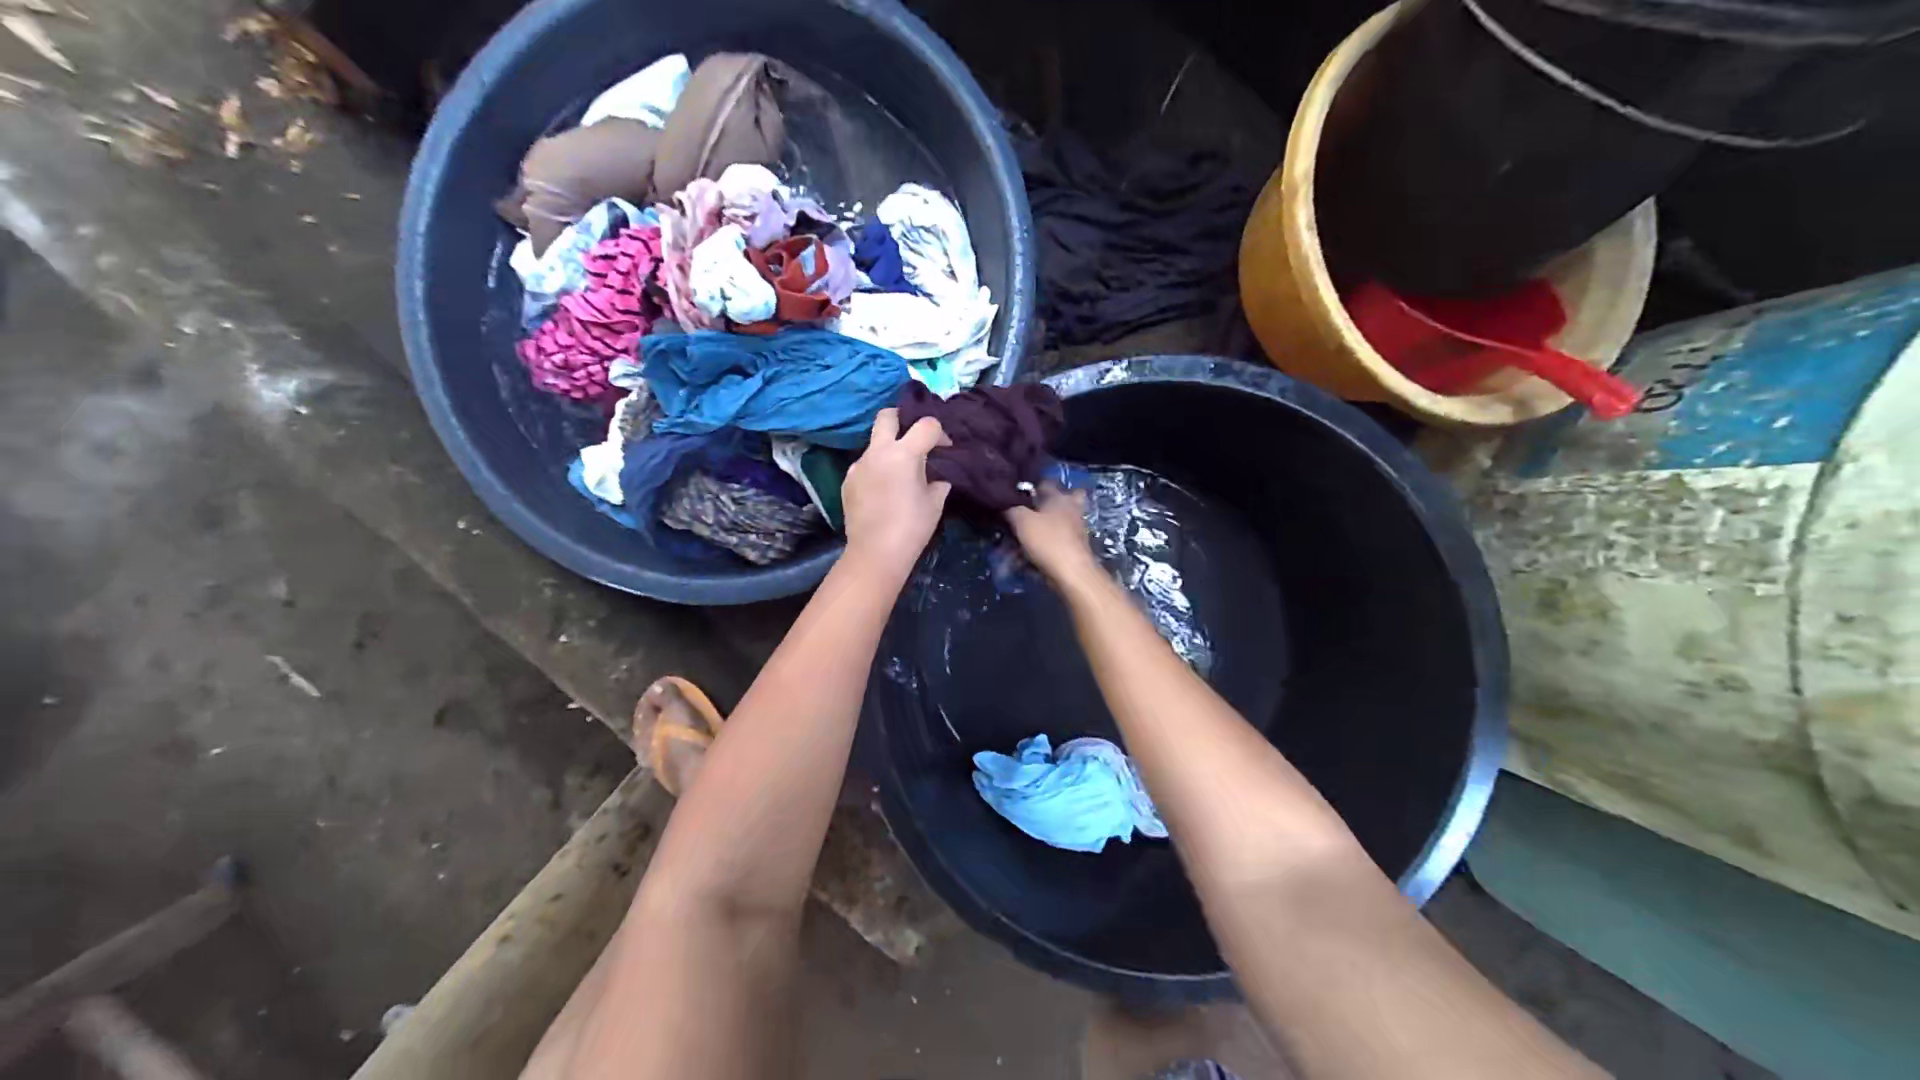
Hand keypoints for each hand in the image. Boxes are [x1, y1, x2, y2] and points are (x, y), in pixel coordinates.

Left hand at [842, 408, 950, 574]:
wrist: (875, 553)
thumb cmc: (912, 527)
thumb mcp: (935, 501)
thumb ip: (938, 478)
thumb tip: (936, 472)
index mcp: (904, 453)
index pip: (927, 425)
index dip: (940, 434)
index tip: (945, 449)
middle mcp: (877, 452)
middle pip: (887, 416)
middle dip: (902, 419)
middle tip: (913, 438)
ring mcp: (858, 465)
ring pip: (874, 443)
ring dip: (889, 449)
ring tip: (899, 473)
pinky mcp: (848, 480)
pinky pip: (865, 465)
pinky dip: (877, 469)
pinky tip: (883, 491)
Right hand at [1005, 482, 1097, 586]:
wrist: (1072, 573)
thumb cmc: (1048, 540)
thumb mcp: (1021, 520)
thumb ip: (1011, 508)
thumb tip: (1003, 501)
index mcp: (1059, 497)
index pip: (1045, 482)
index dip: (1029, 486)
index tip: (1014, 494)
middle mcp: (1071, 509)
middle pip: (1059, 500)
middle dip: (1043, 506)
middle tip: (1025, 513)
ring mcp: (1076, 529)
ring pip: (1056, 523)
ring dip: (1039, 529)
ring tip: (1019, 540)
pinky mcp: (1074, 547)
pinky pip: (1055, 542)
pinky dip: (1042, 546)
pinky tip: (1027, 557)